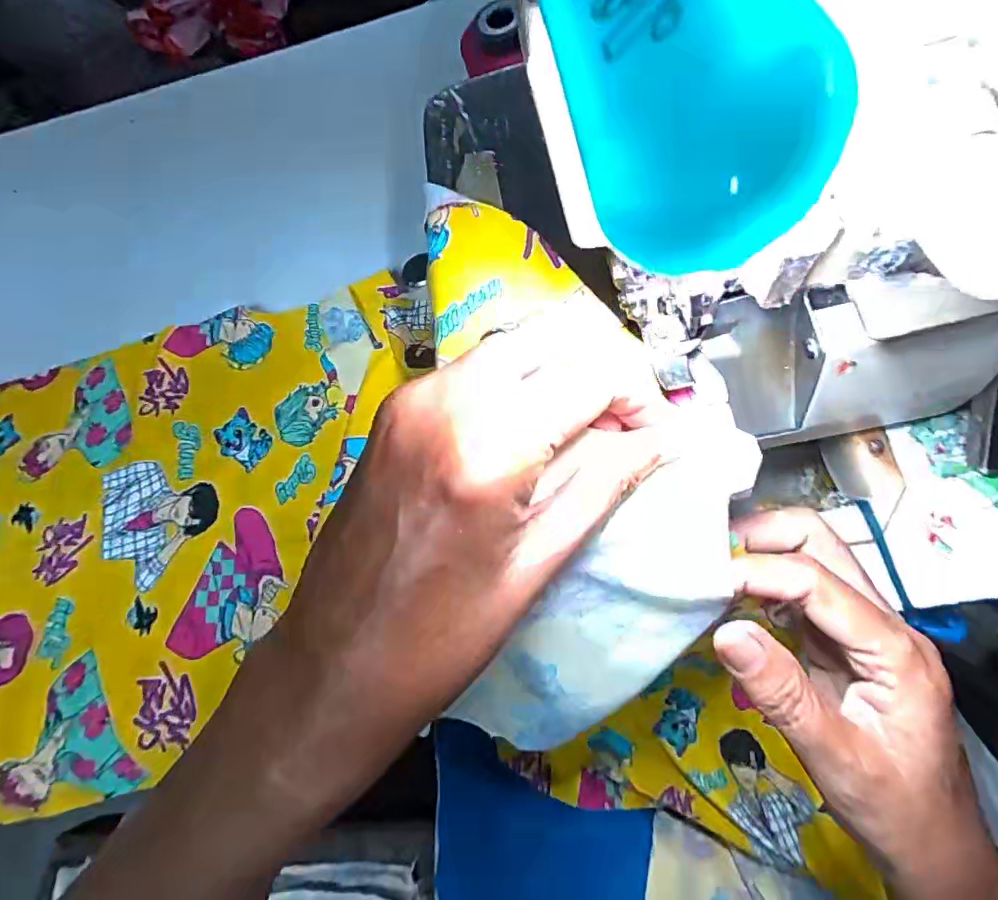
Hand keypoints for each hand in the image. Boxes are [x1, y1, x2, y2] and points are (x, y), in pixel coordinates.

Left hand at [74, 294, 680, 899]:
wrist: (332, 661)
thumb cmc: (442, 637)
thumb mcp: (538, 564)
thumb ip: (605, 482)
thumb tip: (665, 436)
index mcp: (489, 444)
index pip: (594, 372)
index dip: (641, 396)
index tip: (657, 435)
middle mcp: (447, 396)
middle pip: (553, 335)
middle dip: (602, 370)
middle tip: (624, 426)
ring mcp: (413, 394)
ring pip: (514, 343)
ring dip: (560, 372)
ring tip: (582, 431)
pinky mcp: (396, 404)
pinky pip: (475, 367)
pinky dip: (516, 382)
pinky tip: (527, 430)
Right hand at [714, 509, 997, 899]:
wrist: (939, 848)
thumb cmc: (897, 810)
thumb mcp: (836, 760)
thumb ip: (782, 694)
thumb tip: (726, 632)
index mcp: (895, 648)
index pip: (817, 581)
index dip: (759, 572)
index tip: (707, 579)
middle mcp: (885, 623)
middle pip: (823, 542)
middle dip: (764, 535)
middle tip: (709, 551)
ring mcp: (867, 627)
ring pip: (814, 555)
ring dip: (763, 551)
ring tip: (714, 566)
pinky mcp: (847, 639)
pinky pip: (804, 590)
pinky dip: (766, 581)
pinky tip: (736, 596)